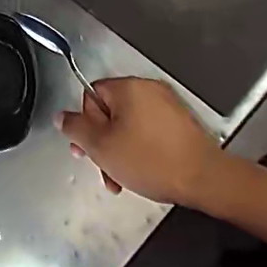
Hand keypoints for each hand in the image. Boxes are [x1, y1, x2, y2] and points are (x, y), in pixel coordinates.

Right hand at [58, 78, 226, 206]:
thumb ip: (75, 128)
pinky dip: (141, 148)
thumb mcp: (101, 147)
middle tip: (103, 166)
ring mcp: (168, 105)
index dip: (85, 123)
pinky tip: (143, 171)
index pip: (91, 95)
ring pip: (129, 124)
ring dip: (120, 149)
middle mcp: (149, 89)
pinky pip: (149, 131)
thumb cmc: (152, 160)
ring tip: (122, 177)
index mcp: (128, 87)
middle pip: (110, 111)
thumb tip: (63, 117)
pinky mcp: (181, 123)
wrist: (203, 179)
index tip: (88, 148)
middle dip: (103, 141)